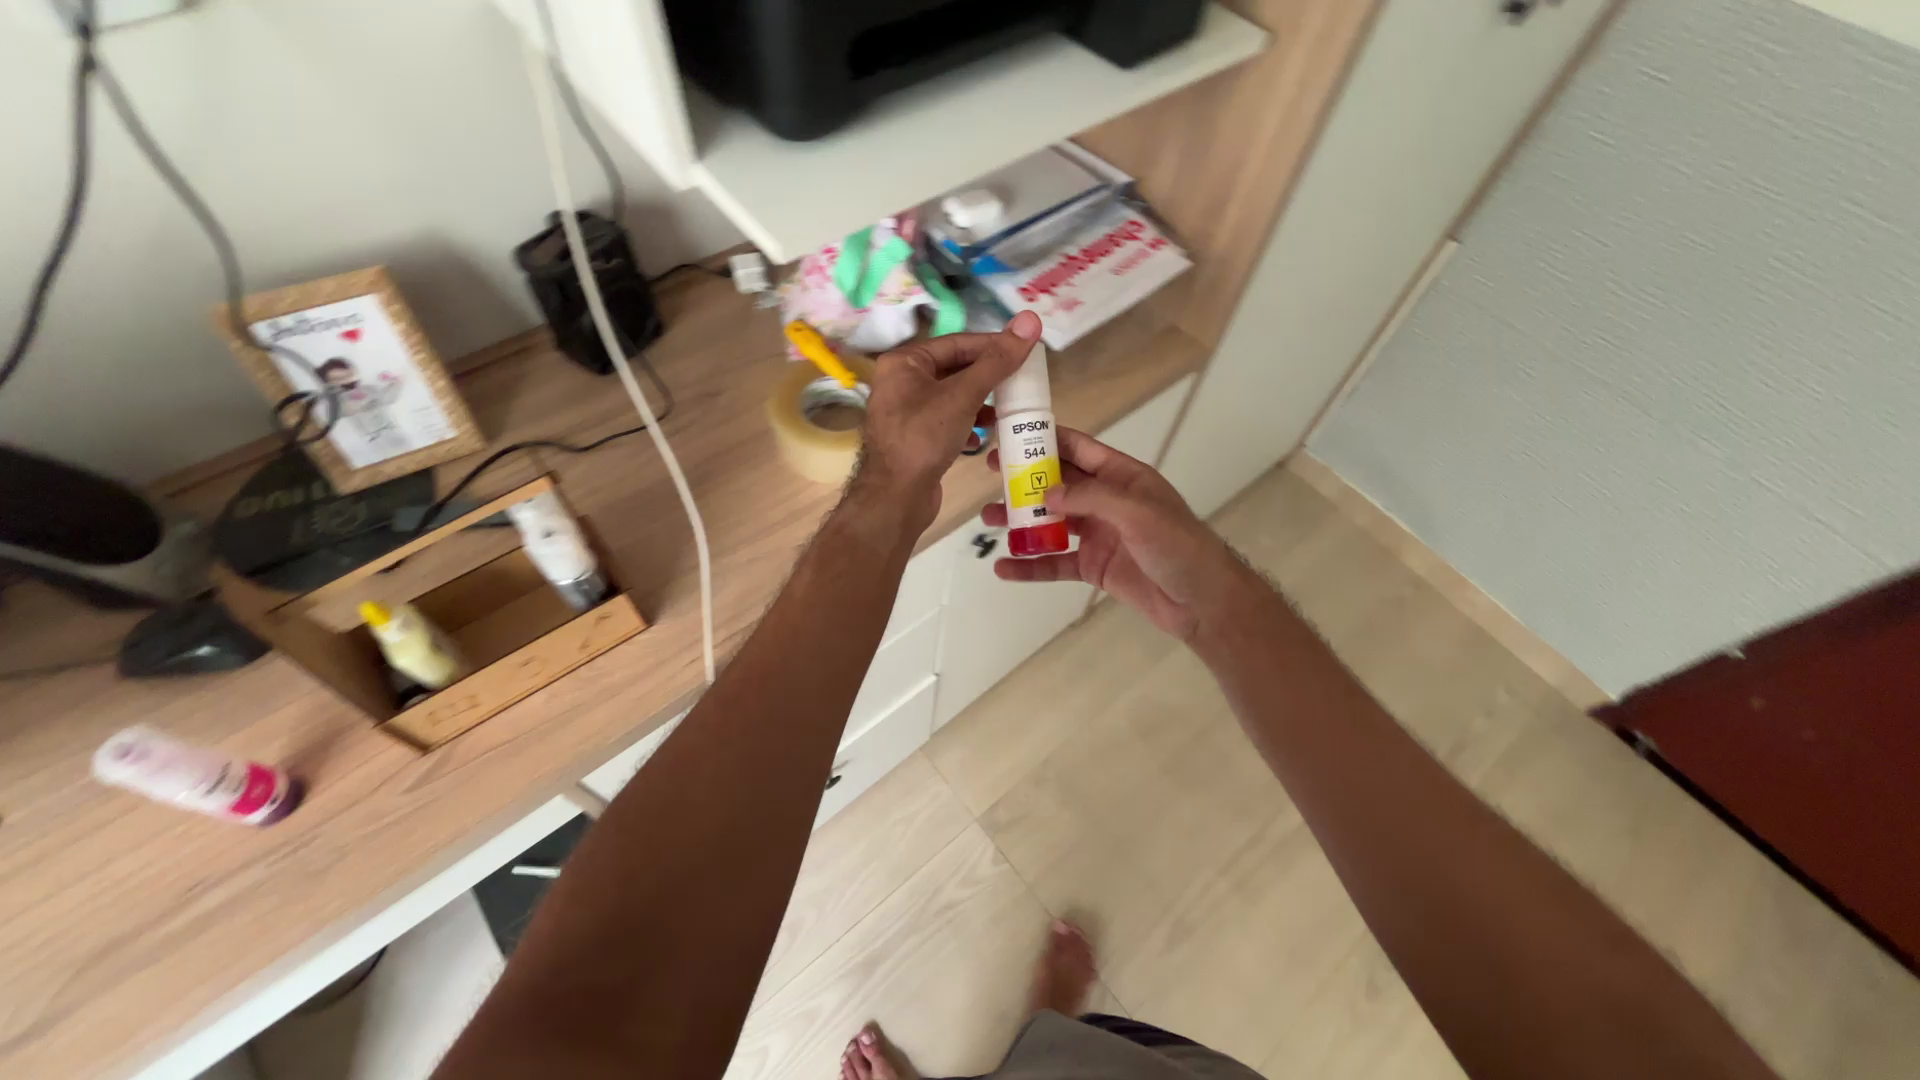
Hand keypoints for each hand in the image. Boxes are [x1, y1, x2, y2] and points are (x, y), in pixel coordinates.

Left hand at [853, 311, 1042, 533]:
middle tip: (1020, 382)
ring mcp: (904, 413)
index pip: (956, 343)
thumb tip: (1030, 320)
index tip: (1024, 350)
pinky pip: (945, 423)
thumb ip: (997, 360)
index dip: (993, 345)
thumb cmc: (924, 437)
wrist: (895, 497)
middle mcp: (899, 382)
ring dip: (979, 404)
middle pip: (954, 370)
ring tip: (1003, 413)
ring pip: (951, 398)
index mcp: (904, 362)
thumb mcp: (964, 395)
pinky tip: (981, 439)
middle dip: (987, 378)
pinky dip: (965, 426)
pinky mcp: (913, 439)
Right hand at [983, 427, 1250, 640]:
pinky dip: (1030, 566)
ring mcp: (1097, 535)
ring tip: (987, 520)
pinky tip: (1003, 568)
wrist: (1202, 601)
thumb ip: (1091, 497)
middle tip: (989, 475)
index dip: (1044, 440)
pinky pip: (1055, 563)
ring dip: (1020, 521)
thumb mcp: (1137, 512)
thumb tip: (1045, 492)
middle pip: (1057, 484)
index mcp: (1121, 476)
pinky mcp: (1093, 567)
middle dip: (1023, 479)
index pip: (1077, 449)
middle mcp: (1106, 501)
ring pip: (1050, 523)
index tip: (1009, 436)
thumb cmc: (1177, 545)